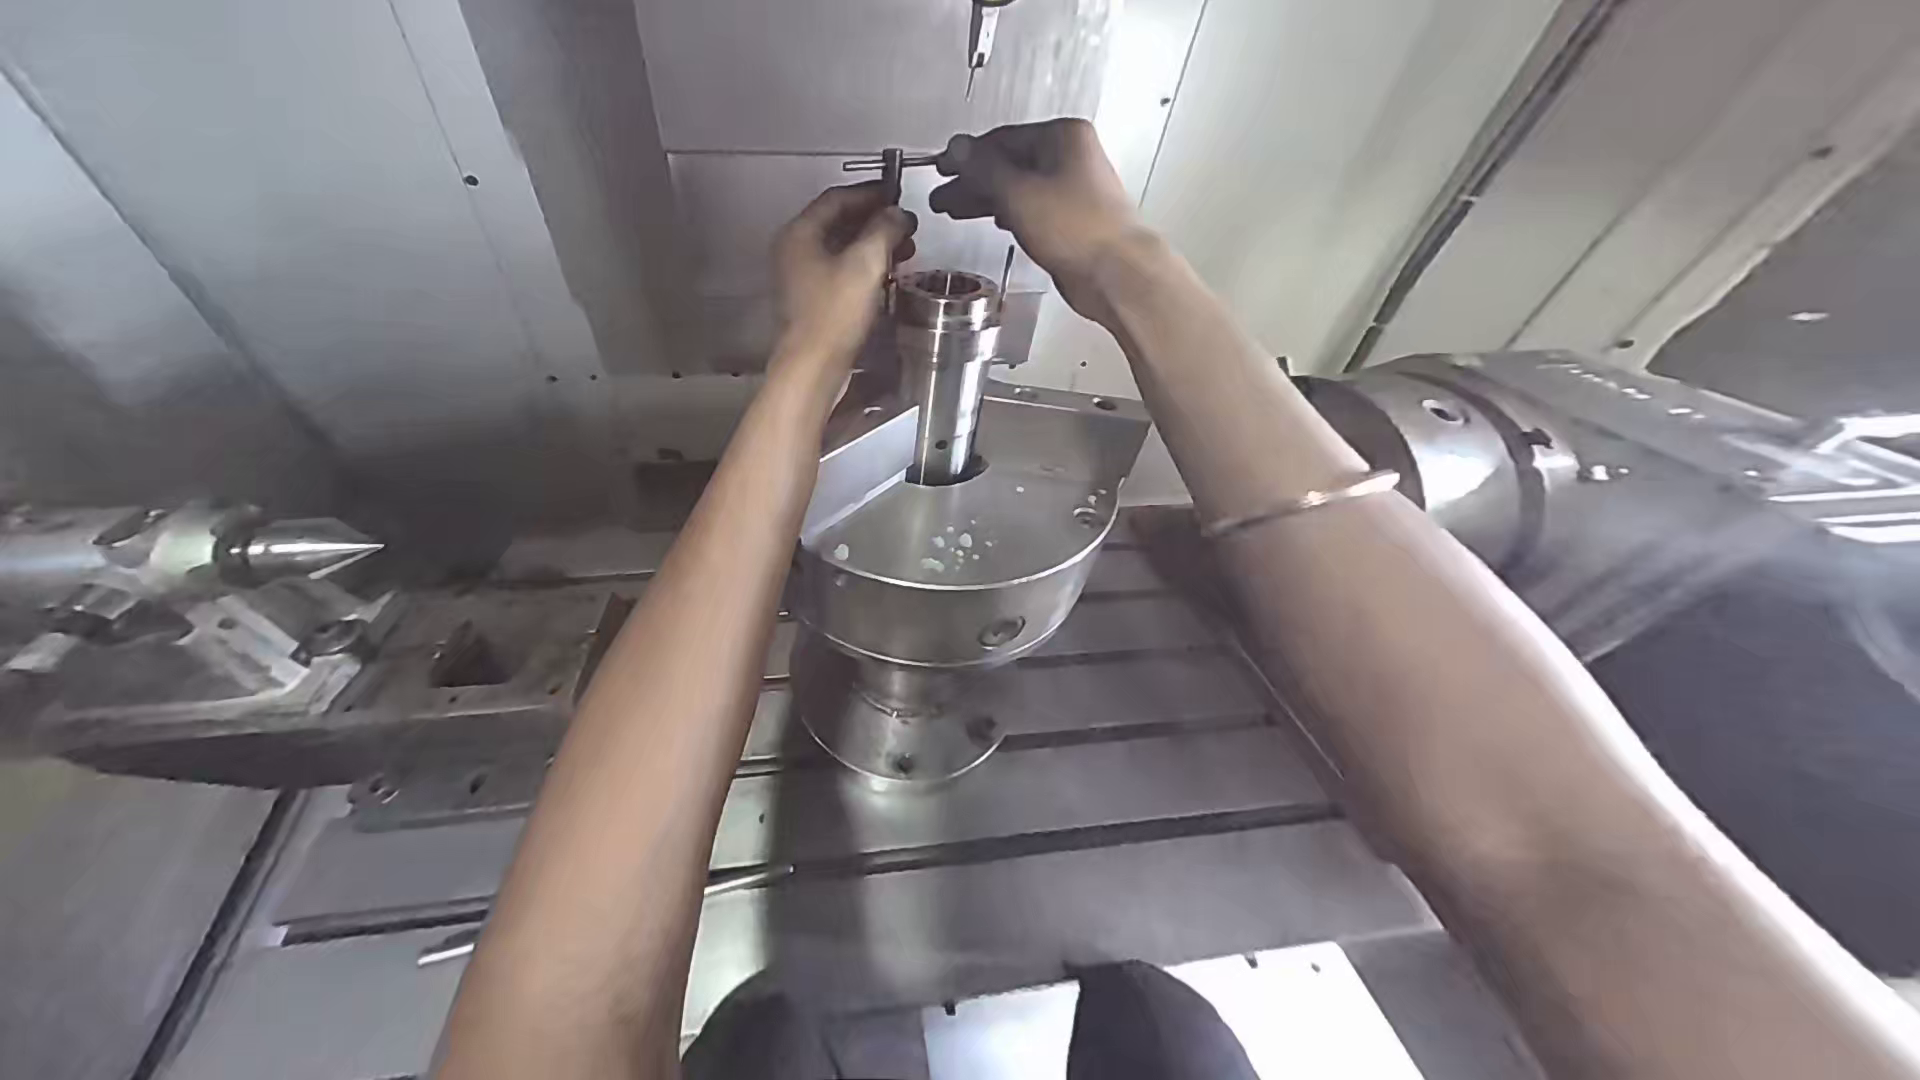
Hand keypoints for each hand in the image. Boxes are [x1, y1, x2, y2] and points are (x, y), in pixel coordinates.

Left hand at [772, 182, 915, 367]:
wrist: (813, 367)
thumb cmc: (834, 316)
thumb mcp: (865, 265)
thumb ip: (884, 231)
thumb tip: (898, 215)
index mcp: (800, 233)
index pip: (837, 198)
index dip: (870, 193)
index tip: (897, 194)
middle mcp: (795, 252)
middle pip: (838, 223)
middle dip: (874, 222)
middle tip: (904, 227)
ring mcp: (801, 279)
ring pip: (841, 250)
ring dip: (872, 247)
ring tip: (902, 253)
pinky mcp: (812, 303)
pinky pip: (840, 274)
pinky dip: (863, 269)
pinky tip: (884, 278)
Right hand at [930, 118, 1150, 319]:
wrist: (1115, 273)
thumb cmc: (1077, 228)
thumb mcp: (1019, 193)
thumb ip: (984, 170)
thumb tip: (958, 149)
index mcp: (1061, 138)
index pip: (1001, 139)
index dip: (967, 155)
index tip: (941, 167)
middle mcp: (1069, 159)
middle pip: (1009, 165)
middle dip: (973, 181)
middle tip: (942, 195)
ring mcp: (1071, 192)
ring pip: (1018, 190)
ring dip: (986, 200)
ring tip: (954, 210)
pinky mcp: (1069, 224)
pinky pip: (1031, 211)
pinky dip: (1008, 214)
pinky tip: (992, 221)